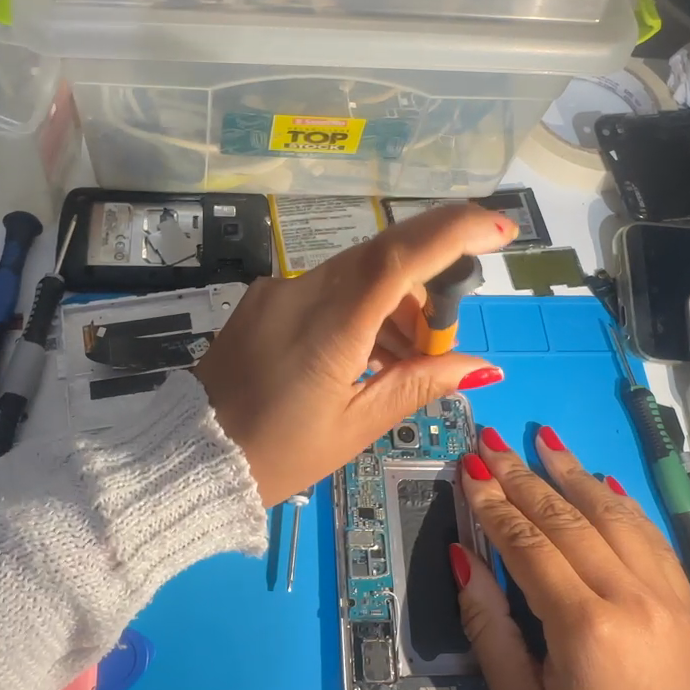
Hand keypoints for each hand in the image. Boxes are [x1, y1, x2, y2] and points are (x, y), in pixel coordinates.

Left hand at [194, 205, 513, 507]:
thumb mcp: (354, 427)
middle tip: (442, 339)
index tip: (501, 232)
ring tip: (403, 360)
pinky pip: (326, 288)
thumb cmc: (276, 454)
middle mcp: (302, 290)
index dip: (455, 232)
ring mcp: (277, 290)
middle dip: (428, 286)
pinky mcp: (263, 299)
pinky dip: (359, 309)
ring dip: (393, 302)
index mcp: (330, 325)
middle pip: (383, 259)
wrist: (189, 457)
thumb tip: (479, 364)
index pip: (400, 255)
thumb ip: (417, 384)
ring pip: (356, 273)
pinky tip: (366, 353)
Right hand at [452, 425, 689, 689]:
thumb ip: (488, 626)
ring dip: (575, 474)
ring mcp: (667, 595)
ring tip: (546, 440)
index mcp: (585, 628)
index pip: (528, 545)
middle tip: (493, 442)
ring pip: (614, 516)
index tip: (470, 467)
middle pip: (568, 520)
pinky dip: (624, 502)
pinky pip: (654, 536)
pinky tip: (602, 479)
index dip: (494, 503)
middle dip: (524, 476)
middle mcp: (631, 598)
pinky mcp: (688, 601)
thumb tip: (464, 558)